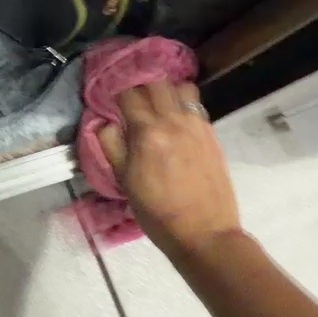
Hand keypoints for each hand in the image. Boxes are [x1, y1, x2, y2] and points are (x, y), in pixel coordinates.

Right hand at [97, 81, 241, 260]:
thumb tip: (106, 123)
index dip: (117, 96)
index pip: (129, 94)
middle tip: (134, 104)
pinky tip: (176, 122)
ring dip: (167, 92)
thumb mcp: (124, 181)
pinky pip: (196, 106)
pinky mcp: (211, 134)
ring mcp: (196, 126)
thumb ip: (111, 145)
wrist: (204, 233)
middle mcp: (173, 122)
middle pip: (156, 83)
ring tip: (159, 107)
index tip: (113, 105)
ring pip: (181, 88)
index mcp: (147, 133)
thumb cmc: (157, 212)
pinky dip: (183, 105)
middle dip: (141, 88)